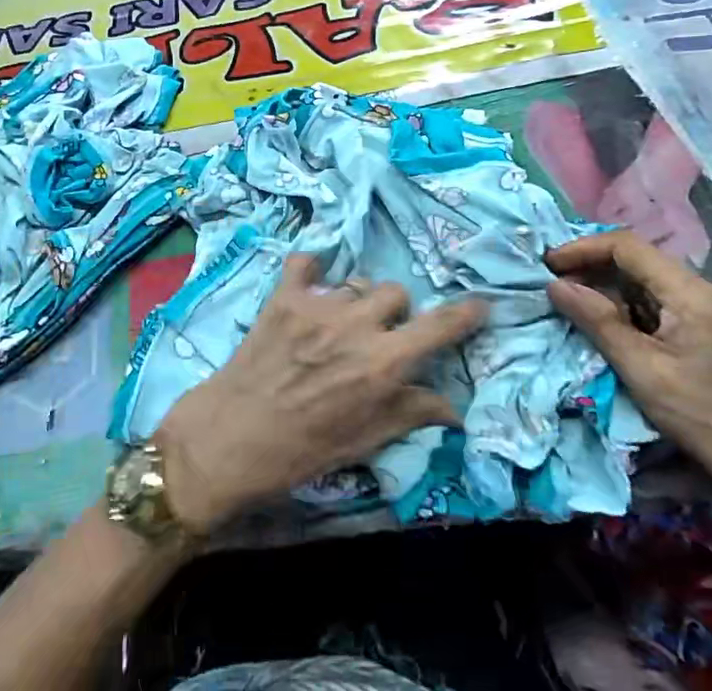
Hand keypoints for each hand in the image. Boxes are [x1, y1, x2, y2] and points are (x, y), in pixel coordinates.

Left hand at [152, 255, 487, 534]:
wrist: (233, 435)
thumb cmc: (303, 449)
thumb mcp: (366, 439)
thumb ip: (411, 413)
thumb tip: (454, 408)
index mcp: (384, 363)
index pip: (440, 326)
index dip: (465, 314)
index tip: (478, 306)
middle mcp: (356, 325)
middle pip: (396, 292)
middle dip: (396, 311)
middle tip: (381, 333)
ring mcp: (316, 306)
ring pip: (356, 281)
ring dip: (357, 298)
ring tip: (341, 320)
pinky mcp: (282, 298)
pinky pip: (304, 262)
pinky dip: (312, 271)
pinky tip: (310, 287)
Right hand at [544, 231, 711, 488]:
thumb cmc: (705, 415)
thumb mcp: (642, 369)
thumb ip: (598, 321)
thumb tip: (555, 285)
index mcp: (692, 294)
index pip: (628, 247)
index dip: (582, 248)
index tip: (547, 266)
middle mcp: (702, 292)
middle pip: (636, 260)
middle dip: (589, 267)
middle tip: (552, 287)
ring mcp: (706, 310)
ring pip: (644, 281)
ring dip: (603, 287)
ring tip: (569, 305)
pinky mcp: (704, 328)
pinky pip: (654, 302)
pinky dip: (622, 305)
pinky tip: (602, 324)